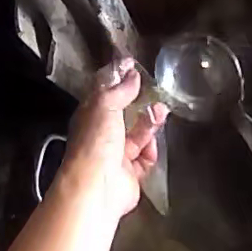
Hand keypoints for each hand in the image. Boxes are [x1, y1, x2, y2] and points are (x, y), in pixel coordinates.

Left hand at [55, 58, 167, 220]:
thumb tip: (132, 74)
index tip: (132, 63)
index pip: (104, 89)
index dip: (117, 75)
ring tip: (161, 112)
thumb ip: (120, 89)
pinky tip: (151, 144)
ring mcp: (116, 154)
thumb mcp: (105, 105)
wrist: (97, 187)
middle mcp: (102, 132)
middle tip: (154, 89)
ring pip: (137, 133)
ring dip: (149, 122)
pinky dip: (150, 150)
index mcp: (90, 114)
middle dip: (138, 100)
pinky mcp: (131, 173)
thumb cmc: (96, 140)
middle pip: (123, 111)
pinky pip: (145, 156)